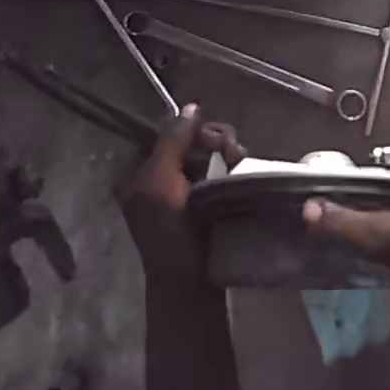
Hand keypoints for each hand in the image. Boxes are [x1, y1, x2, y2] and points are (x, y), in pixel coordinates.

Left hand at [122, 105, 245, 287]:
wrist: (192, 282)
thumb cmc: (171, 234)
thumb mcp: (159, 184)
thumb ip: (172, 142)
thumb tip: (192, 107)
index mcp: (145, 172)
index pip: (175, 132)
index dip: (197, 131)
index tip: (217, 142)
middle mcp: (166, 177)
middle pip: (198, 140)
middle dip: (218, 141)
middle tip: (234, 154)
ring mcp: (191, 190)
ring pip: (215, 153)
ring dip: (230, 154)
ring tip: (241, 163)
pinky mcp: (213, 201)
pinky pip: (225, 170)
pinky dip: (235, 168)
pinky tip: (243, 172)